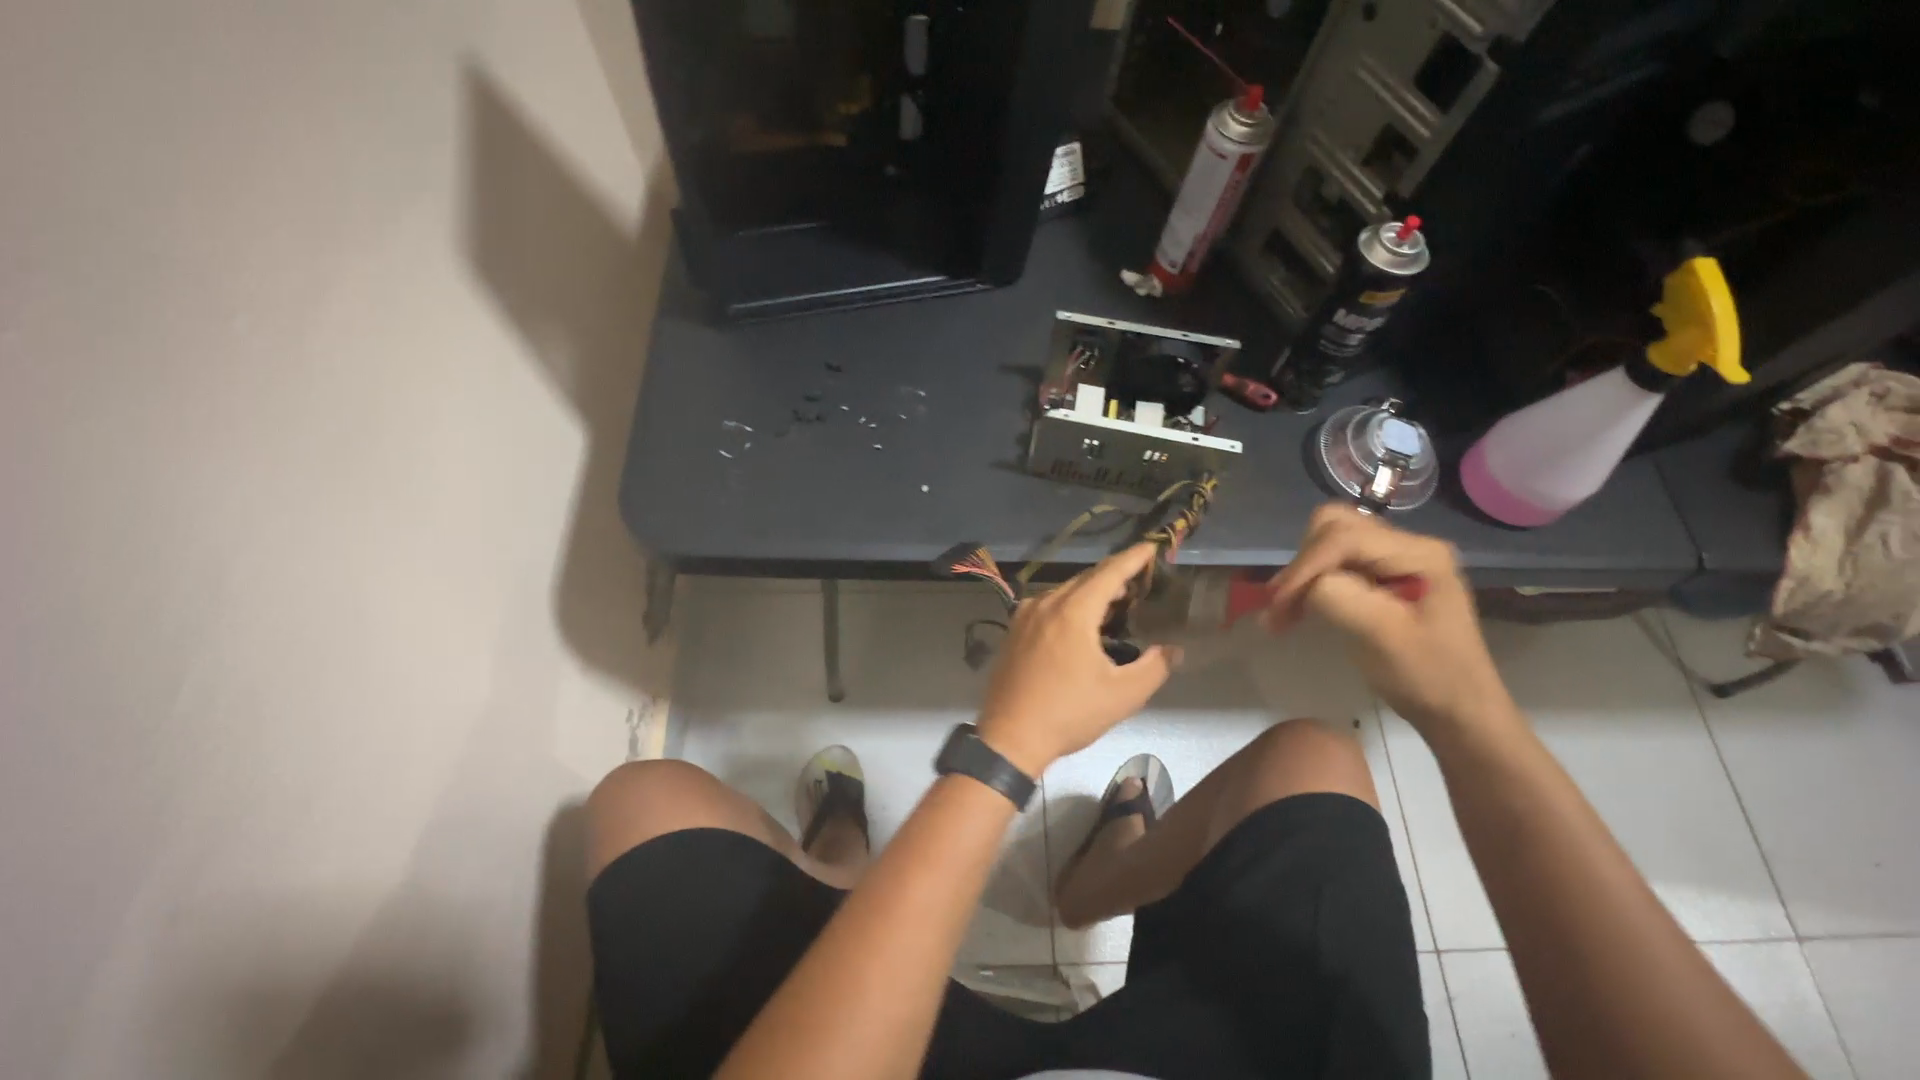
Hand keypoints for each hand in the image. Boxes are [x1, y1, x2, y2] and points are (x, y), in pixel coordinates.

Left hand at [978, 543, 1178, 774]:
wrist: (1010, 738)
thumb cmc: (1068, 713)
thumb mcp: (1122, 695)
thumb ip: (1154, 668)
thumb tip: (1173, 650)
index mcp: (1073, 611)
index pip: (1109, 573)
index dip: (1133, 558)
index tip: (1151, 546)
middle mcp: (1045, 604)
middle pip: (1085, 579)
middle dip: (1114, 576)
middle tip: (1140, 580)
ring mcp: (1024, 617)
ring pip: (1064, 592)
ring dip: (1091, 593)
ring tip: (1115, 603)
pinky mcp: (1013, 633)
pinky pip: (1047, 607)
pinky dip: (1070, 606)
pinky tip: (1080, 624)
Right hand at [1264, 505, 1517, 736]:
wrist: (1458, 710)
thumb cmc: (1427, 675)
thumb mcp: (1382, 637)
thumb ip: (1338, 598)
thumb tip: (1302, 586)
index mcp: (1419, 553)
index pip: (1345, 538)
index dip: (1304, 567)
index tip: (1276, 606)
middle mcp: (1408, 545)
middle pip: (1334, 527)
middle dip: (1302, 563)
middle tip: (1282, 606)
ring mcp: (1395, 559)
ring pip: (1330, 542)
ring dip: (1303, 573)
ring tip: (1286, 613)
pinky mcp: (1383, 576)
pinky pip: (1336, 563)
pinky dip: (1312, 581)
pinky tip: (1302, 609)